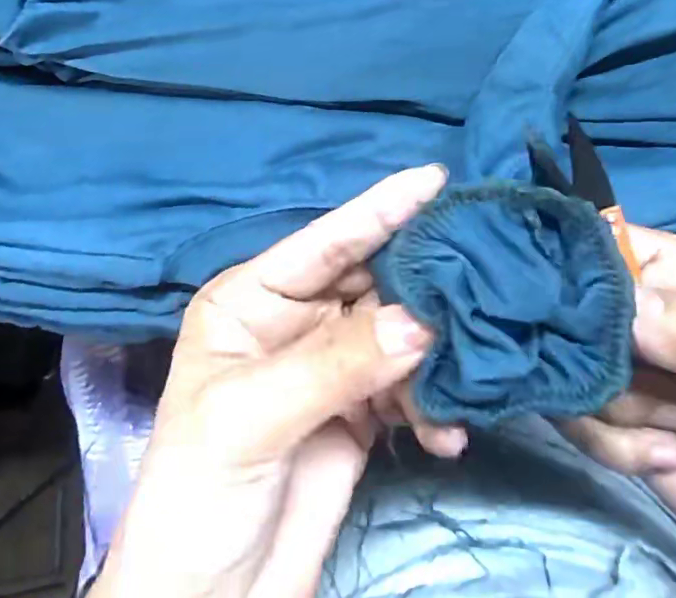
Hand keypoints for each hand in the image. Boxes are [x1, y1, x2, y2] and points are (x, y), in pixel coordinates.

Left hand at [93, 164, 447, 597]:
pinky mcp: (363, 408)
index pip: (325, 241)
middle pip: (373, 281)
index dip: (380, 208)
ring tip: (461, 375)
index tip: (436, 178)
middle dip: (421, 285)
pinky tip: (445, 434)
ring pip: (400, 332)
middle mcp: (297, 318)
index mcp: (253, 299)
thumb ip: (336, 364)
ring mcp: (333, 363)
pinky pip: (411, 386)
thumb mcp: (253, 419)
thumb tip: (422, 319)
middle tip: (476, 276)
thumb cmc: (198, 496)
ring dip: (433, 356)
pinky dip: (432, 405)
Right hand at [560, 226, 675, 597]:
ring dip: (611, 404)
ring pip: (568, 364)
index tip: (576, 306)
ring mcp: (632, 373)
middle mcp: (651, 315)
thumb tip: (627, 307)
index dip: (584, 265)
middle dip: (587, 347)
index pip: (613, 242)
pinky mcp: (620, 428)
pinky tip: (669, 457)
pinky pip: (576, 421)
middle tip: (634, 386)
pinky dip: (613, 444)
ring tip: (675, 429)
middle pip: (574, 304)